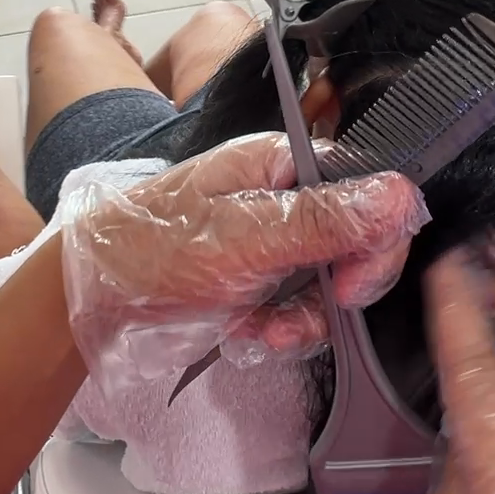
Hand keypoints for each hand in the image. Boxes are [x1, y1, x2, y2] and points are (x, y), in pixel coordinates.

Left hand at [59, 132, 428, 391]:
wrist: (95, 297)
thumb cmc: (155, 247)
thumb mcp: (240, 237)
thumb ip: (321, 220)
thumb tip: (399, 196)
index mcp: (282, 162)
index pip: (366, 190)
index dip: (374, 240)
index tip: (351, 285)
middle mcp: (285, 195)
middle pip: (357, 239)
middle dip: (339, 288)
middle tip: (313, 313)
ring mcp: (274, 238)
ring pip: (332, 281)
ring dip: (307, 317)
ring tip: (265, 330)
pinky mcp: (263, 275)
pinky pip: (302, 305)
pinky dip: (284, 327)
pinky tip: (251, 331)